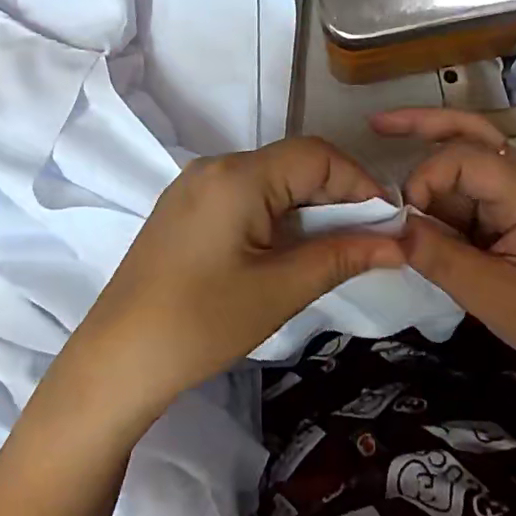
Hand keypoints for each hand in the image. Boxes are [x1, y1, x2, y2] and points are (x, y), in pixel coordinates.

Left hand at [60, 137, 403, 425]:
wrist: (117, 359)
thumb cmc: (201, 323)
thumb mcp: (279, 289)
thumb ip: (341, 256)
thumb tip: (399, 241)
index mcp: (237, 175)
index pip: (316, 156)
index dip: (360, 182)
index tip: (390, 223)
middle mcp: (214, 166)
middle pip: (292, 164)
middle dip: (337, 196)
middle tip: (369, 240)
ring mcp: (194, 186)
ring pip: (269, 181)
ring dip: (308, 208)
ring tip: (335, 249)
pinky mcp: (184, 209)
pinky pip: (244, 196)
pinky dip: (277, 215)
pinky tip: (288, 250)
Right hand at [370, 108, 515, 394]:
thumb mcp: (491, 295)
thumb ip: (439, 257)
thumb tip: (390, 228)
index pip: (465, 158)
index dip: (426, 177)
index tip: (405, 217)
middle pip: (470, 134)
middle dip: (423, 124)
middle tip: (377, 124)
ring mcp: (511, 197)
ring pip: (462, 158)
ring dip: (424, 160)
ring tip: (382, 152)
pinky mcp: (501, 215)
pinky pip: (460, 191)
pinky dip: (431, 194)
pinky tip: (407, 205)